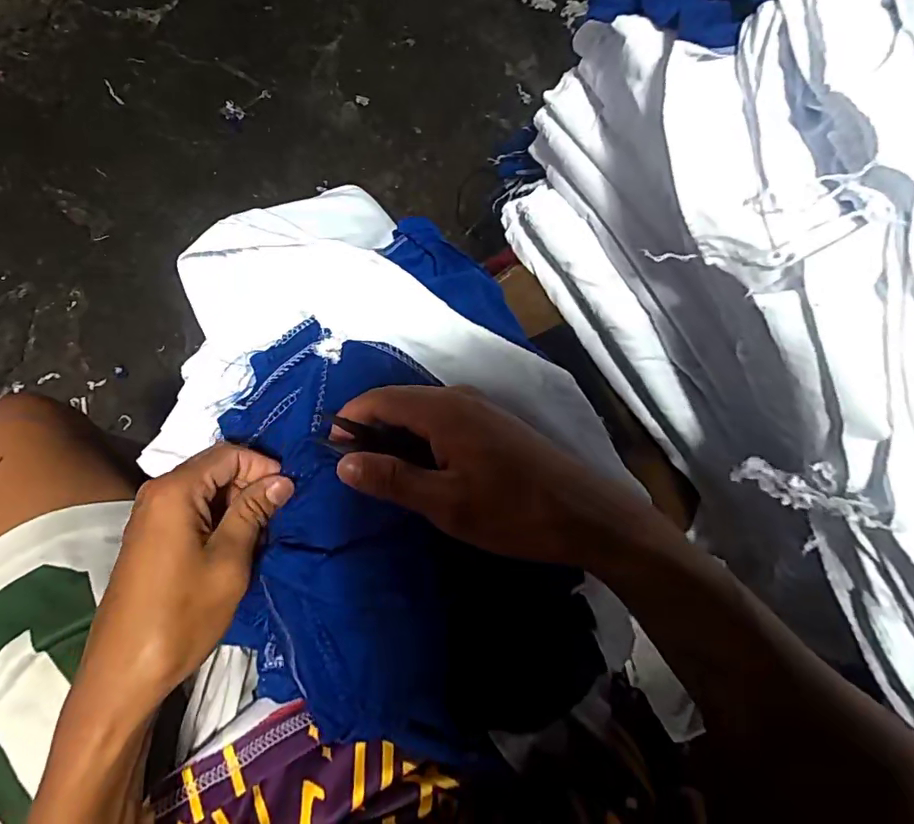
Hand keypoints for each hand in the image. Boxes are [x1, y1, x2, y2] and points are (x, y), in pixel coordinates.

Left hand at [81, 443, 292, 703]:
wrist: (123, 674)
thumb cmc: (180, 617)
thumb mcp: (229, 562)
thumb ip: (254, 512)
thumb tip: (282, 480)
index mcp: (174, 490)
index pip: (229, 453)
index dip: (263, 466)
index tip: (288, 492)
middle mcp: (158, 491)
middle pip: (215, 468)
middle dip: (250, 484)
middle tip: (279, 515)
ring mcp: (151, 513)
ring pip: (205, 490)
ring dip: (236, 504)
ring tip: (263, 532)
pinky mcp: (151, 535)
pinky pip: (192, 509)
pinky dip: (217, 518)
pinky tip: (237, 543)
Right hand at [333, 386, 661, 569]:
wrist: (586, 514)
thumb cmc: (512, 511)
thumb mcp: (446, 504)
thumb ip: (393, 479)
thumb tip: (344, 461)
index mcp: (443, 410)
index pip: (380, 399)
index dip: (349, 419)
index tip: (327, 449)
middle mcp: (459, 398)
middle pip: (400, 401)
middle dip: (370, 428)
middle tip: (351, 467)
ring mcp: (480, 408)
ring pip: (422, 411)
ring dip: (396, 435)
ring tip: (381, 472)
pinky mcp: (494, 424)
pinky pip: (443, 420)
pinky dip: (421, 438)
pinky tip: (422, 468)